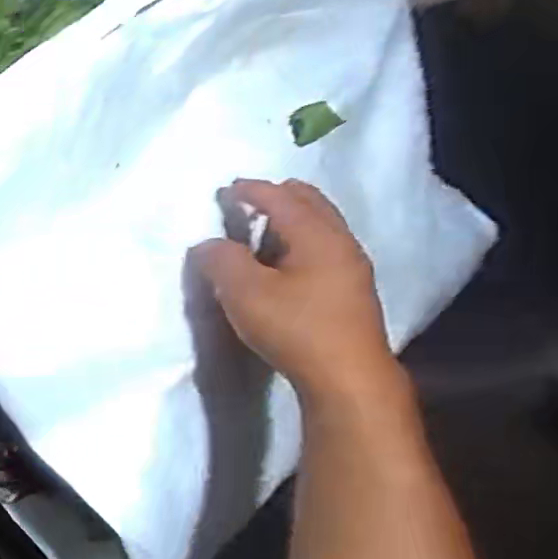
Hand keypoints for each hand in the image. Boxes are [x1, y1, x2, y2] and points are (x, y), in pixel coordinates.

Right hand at [191, 179, 402, 403]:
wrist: (344, 372)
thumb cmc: (292, 326)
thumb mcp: (243, 292)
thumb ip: (221, 261)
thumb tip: (208, 244)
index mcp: (317, 238)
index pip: (282, 202)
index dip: (254, 191)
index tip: (229, 186)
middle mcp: (340, 245)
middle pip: (313, 206)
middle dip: (283, 195)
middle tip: (254, 192)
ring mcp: (349, 267)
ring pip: (322, 225)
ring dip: (294, 215)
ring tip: (269, 217)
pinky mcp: (347, 289)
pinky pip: (323, 245)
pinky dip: (301, 235)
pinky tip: (286, 252)